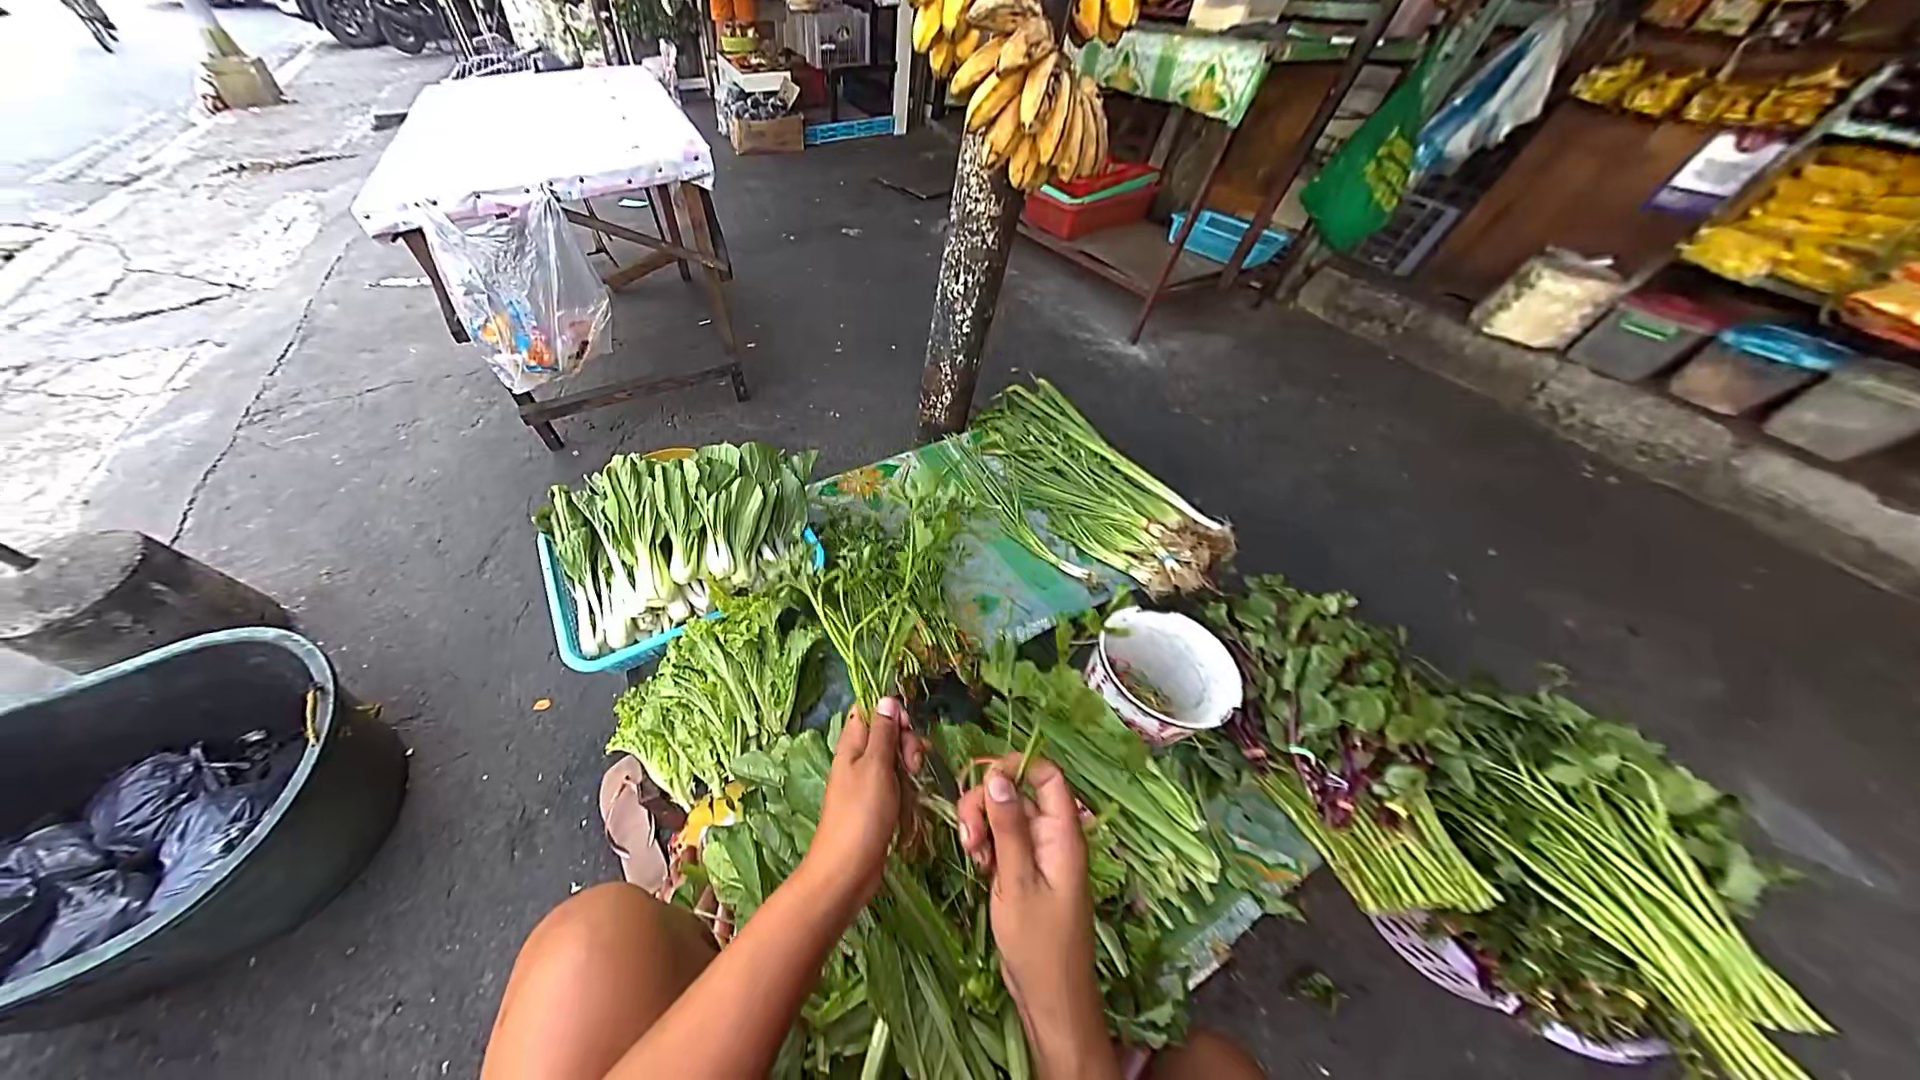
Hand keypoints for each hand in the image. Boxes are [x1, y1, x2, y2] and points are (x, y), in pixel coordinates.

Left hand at [802, 698, 925, 914]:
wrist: (848, 870)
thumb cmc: (861, 814)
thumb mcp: (876, 766)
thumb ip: (883, 732)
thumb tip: (887, 698)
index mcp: (852, 744)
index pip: (870, 711)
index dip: (891, 712)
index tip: (906, 726)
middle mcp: (858, 759)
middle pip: (888, 734)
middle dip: (906, 742)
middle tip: (912, 761)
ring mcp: (868, 782)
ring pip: (895, 759)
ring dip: (909, 765)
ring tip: (914, 779)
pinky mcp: (877, 803)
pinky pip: (897, 782)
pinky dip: (907, 785)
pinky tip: (914, 795)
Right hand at [956, 755, 1112, 1079]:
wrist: (1049, 996)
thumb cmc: (1039, 942)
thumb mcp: (1018, 880)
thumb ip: (1008, 826)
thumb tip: (997, 775)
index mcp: (1062, 832)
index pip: (1046, 775)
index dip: (1016, 767)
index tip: (982, 779)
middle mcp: (1051, 835)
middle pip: (1016, 793)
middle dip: (986, 803)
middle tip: (968, 833)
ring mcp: (1037, 852)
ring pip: (1004, 815)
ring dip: (981, 825)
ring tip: (972, 854)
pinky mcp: (1022, 868)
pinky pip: (1001, 839)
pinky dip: (985, 845)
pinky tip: (978, 865)